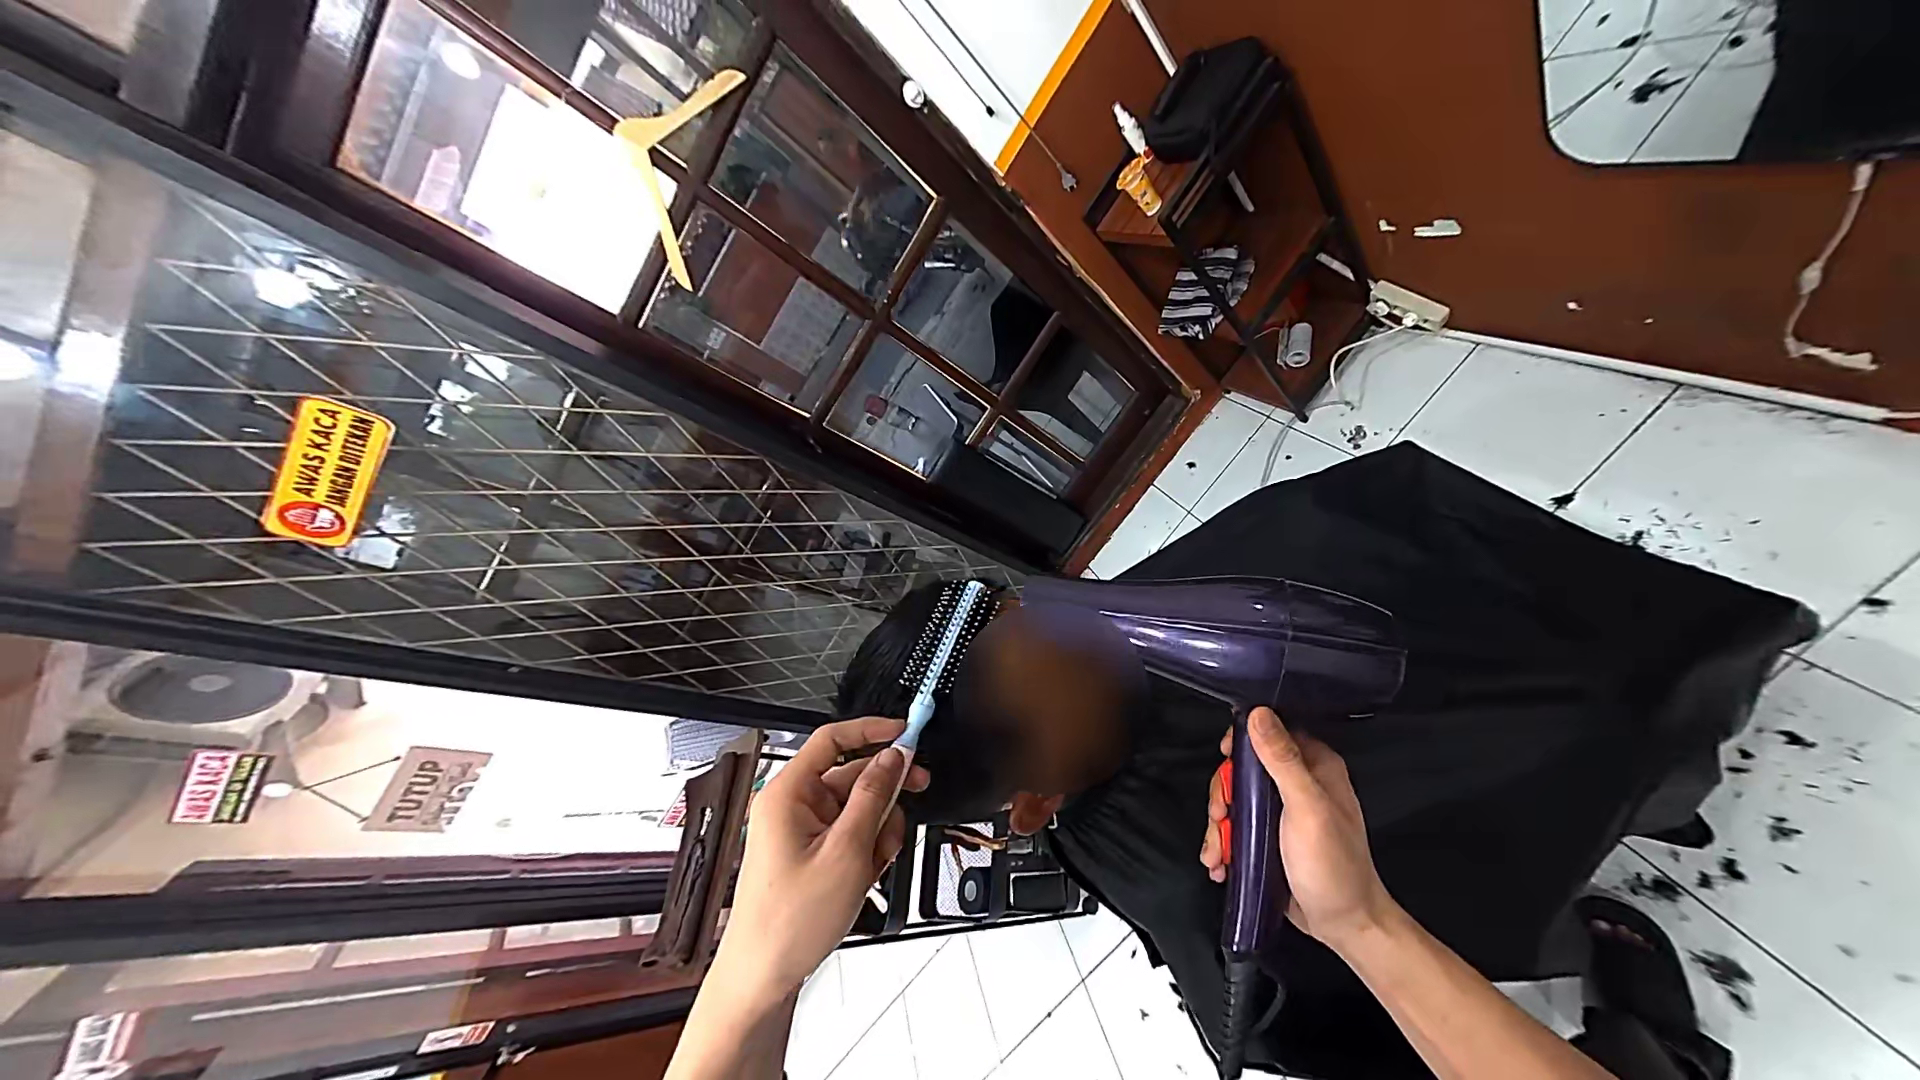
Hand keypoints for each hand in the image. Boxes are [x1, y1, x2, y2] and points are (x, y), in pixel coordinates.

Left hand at [712, 717, 929, 1005]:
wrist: (764, 977)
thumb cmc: (787, 922)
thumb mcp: (845, 851)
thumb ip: (874, 796)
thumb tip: (893, 757)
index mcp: (789, 793)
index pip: (833, 738)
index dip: (871, 730)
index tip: (904, 732)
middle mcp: (795, 804)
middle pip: (853, 774)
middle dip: (886, 790)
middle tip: (917, 789)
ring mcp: (805, 828)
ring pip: (860, 805)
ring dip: (880, 826)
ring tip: (877, 858)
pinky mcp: (814, 849)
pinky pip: (853, 830)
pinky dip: (869, 845)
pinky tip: (869, 870)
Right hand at [1198, 708, 1395, 951]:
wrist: (1344, 927)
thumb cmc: (1334, 867)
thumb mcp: (1306, 808)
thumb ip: (1282, 760)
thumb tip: (1258, 713)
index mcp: (1314, 765)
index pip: (1272, 730)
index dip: (1242, 739)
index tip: (1226, 756)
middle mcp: (1298, 782)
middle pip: (1243, 767)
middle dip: (1223, 793)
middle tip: (1219, 815)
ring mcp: (1282, 810)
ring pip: (1235, 798)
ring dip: (1218, 824)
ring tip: (1217, 851)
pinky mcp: (1269, 835)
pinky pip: (1236, 826)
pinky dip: (1223, 841)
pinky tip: (1220, 860)